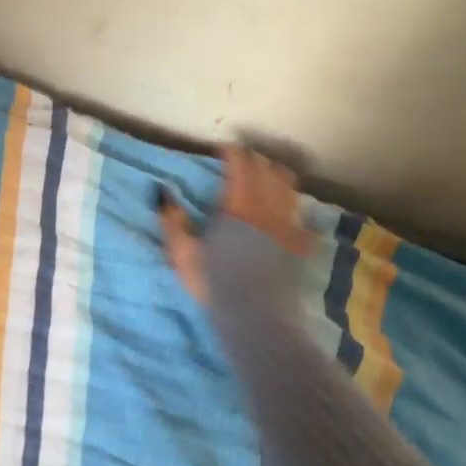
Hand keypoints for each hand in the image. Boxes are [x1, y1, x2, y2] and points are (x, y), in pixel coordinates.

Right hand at [161, 145, 310, 303]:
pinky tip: (282, 216)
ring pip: (289, 186)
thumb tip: (164, 196)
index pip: (241, 164)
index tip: (220, 152)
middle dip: (254, 161)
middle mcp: (269, 206)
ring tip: (264, 182)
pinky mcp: (300, 243)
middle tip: (240, 165)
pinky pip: (300, 214)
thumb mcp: (183, 254)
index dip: (231, 153)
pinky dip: (290, 206)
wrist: (254, 313)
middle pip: (269, 169)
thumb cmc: (213, 282)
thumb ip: (174, 222)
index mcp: (239, 204)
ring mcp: (289, 223)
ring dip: (276, 177)